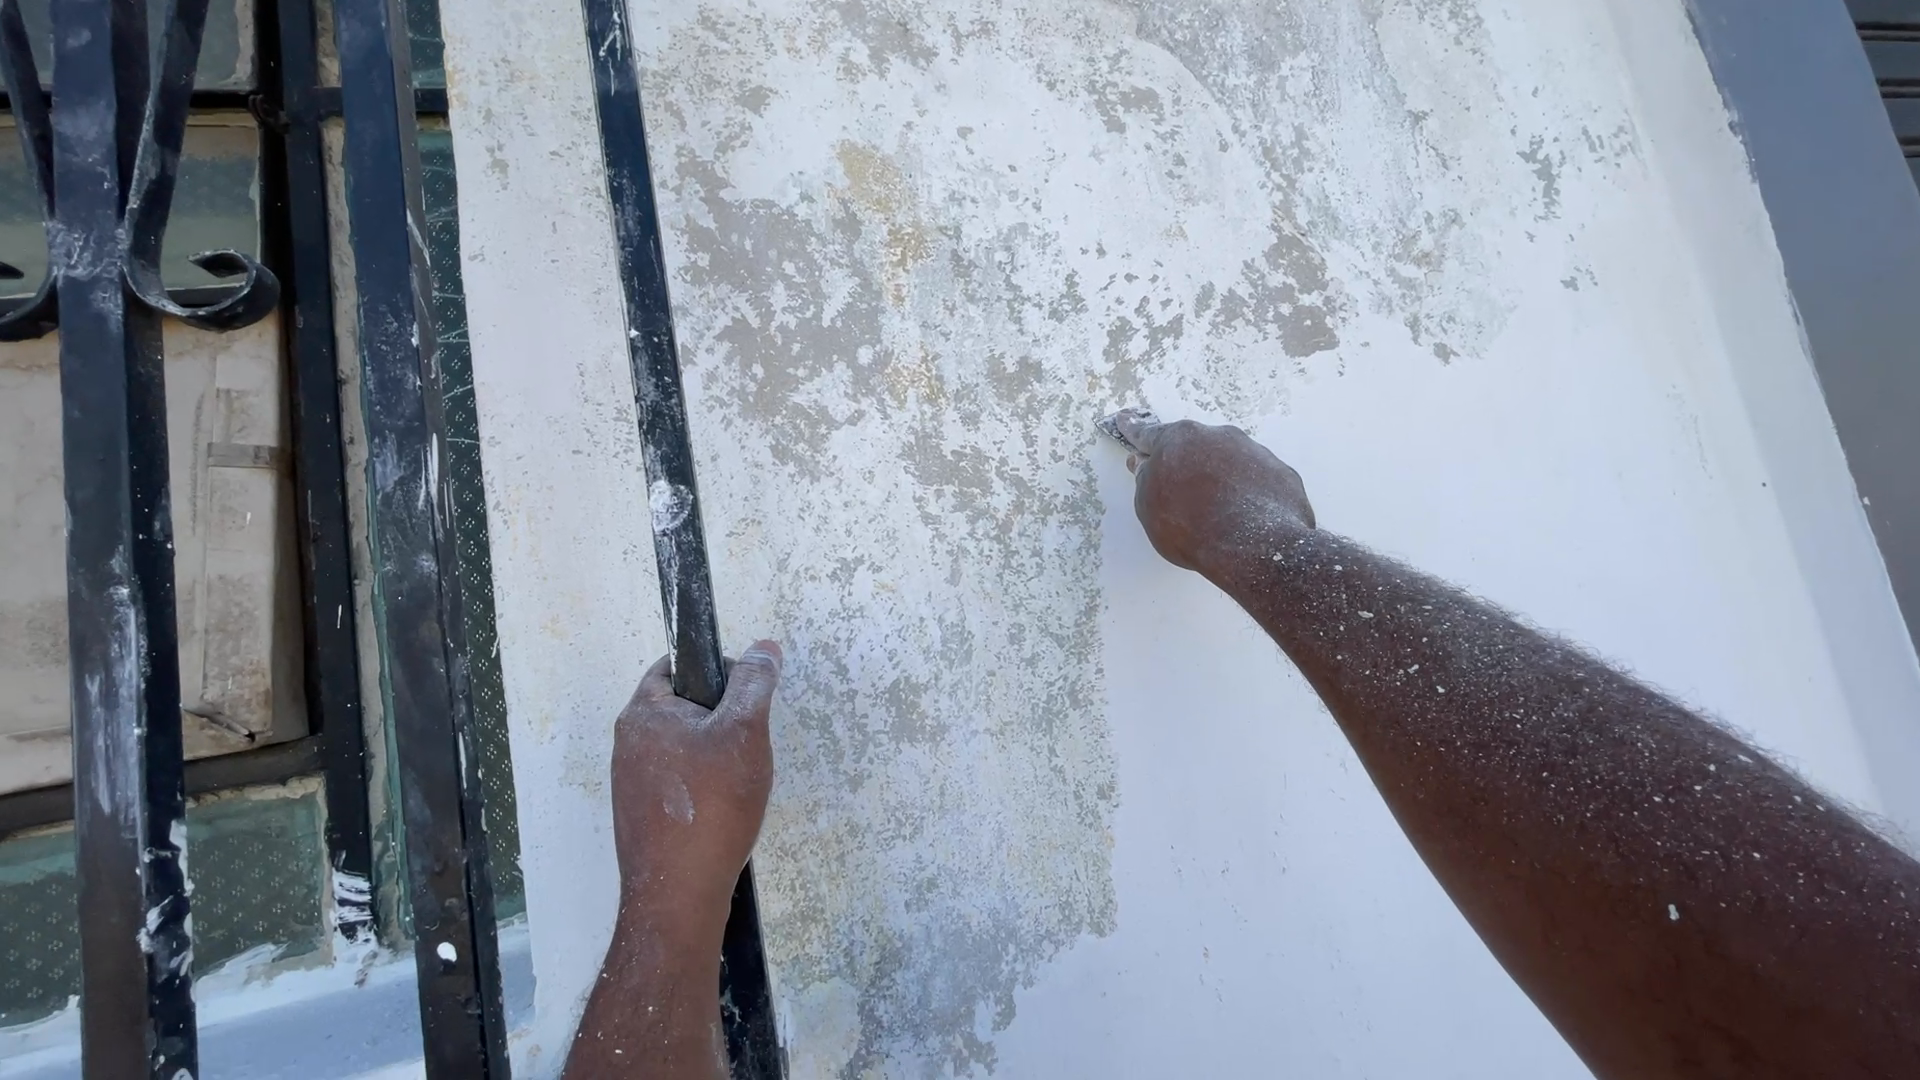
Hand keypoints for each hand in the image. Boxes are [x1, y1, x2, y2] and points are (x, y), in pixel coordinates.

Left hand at [608, 642, 780, 936]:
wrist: (680, 894)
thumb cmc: (712, 803)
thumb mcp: (744, 731)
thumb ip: (754, 683)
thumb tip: (764, 646)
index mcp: (643, 713)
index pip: (674, 666)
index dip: (715, 668)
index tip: (745, 693)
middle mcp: (628, 742)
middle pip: (681, 706)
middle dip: (719, 715)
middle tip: (749, 738)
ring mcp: (631, 781)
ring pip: (682, 745)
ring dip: (713, 751)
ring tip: (740, 775)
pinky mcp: (640, 813)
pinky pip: (677, 778)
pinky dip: (703, 781)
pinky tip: (725, 805)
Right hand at [1119, 413, 1315, 575]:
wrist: (1253, 546)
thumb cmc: (1193, 528)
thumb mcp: (1149, 508)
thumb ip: (1145, 480)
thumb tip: (1145, 467)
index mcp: (1178, 440)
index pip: (1147, 434)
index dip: (1133, 430)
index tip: (1126, 420)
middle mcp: (1217, 436)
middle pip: (1193, 446)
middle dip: (1183, 462)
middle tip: (1178, 489)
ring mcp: (1252, 451)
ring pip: (1226, 461)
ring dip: (1218, 479)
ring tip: (1215, 513)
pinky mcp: (1279, 471)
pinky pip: (1255, 478)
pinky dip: (1246, 492)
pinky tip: (1242, 517)